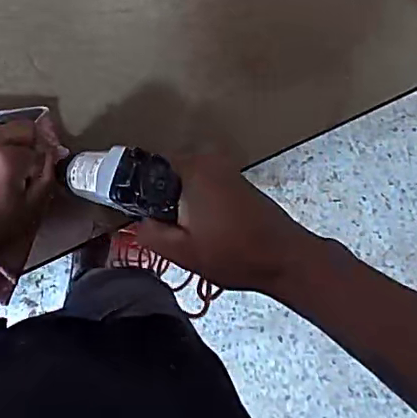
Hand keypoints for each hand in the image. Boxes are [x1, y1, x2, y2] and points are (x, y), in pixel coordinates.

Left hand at [0, 120, 55, 270]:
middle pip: (20, 128)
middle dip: (27, 146)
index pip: (39, 148)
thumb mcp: (29, 212)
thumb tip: (50, 158)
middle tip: (23, 168)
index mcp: (8, 158)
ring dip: (3, 146)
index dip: (42, 162)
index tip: (38, 172)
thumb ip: (47, 179)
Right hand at [130, 150, 334, 295]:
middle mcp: (210, 159)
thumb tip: (138, 221)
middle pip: (167, 174)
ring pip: (186, 181)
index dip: (136, 190)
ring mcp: (226, 169)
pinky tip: (200, 230)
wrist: (285, 258)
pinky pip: (203, 186)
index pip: (148, 166)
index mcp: (193, 167)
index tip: (131, 213)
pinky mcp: (237, 181)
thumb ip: (150, 233)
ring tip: (180, 233)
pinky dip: (196, 203)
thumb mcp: (182, 251)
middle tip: (158, 229)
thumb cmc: (235, 253)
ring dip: (178, 203)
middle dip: (159, 199)